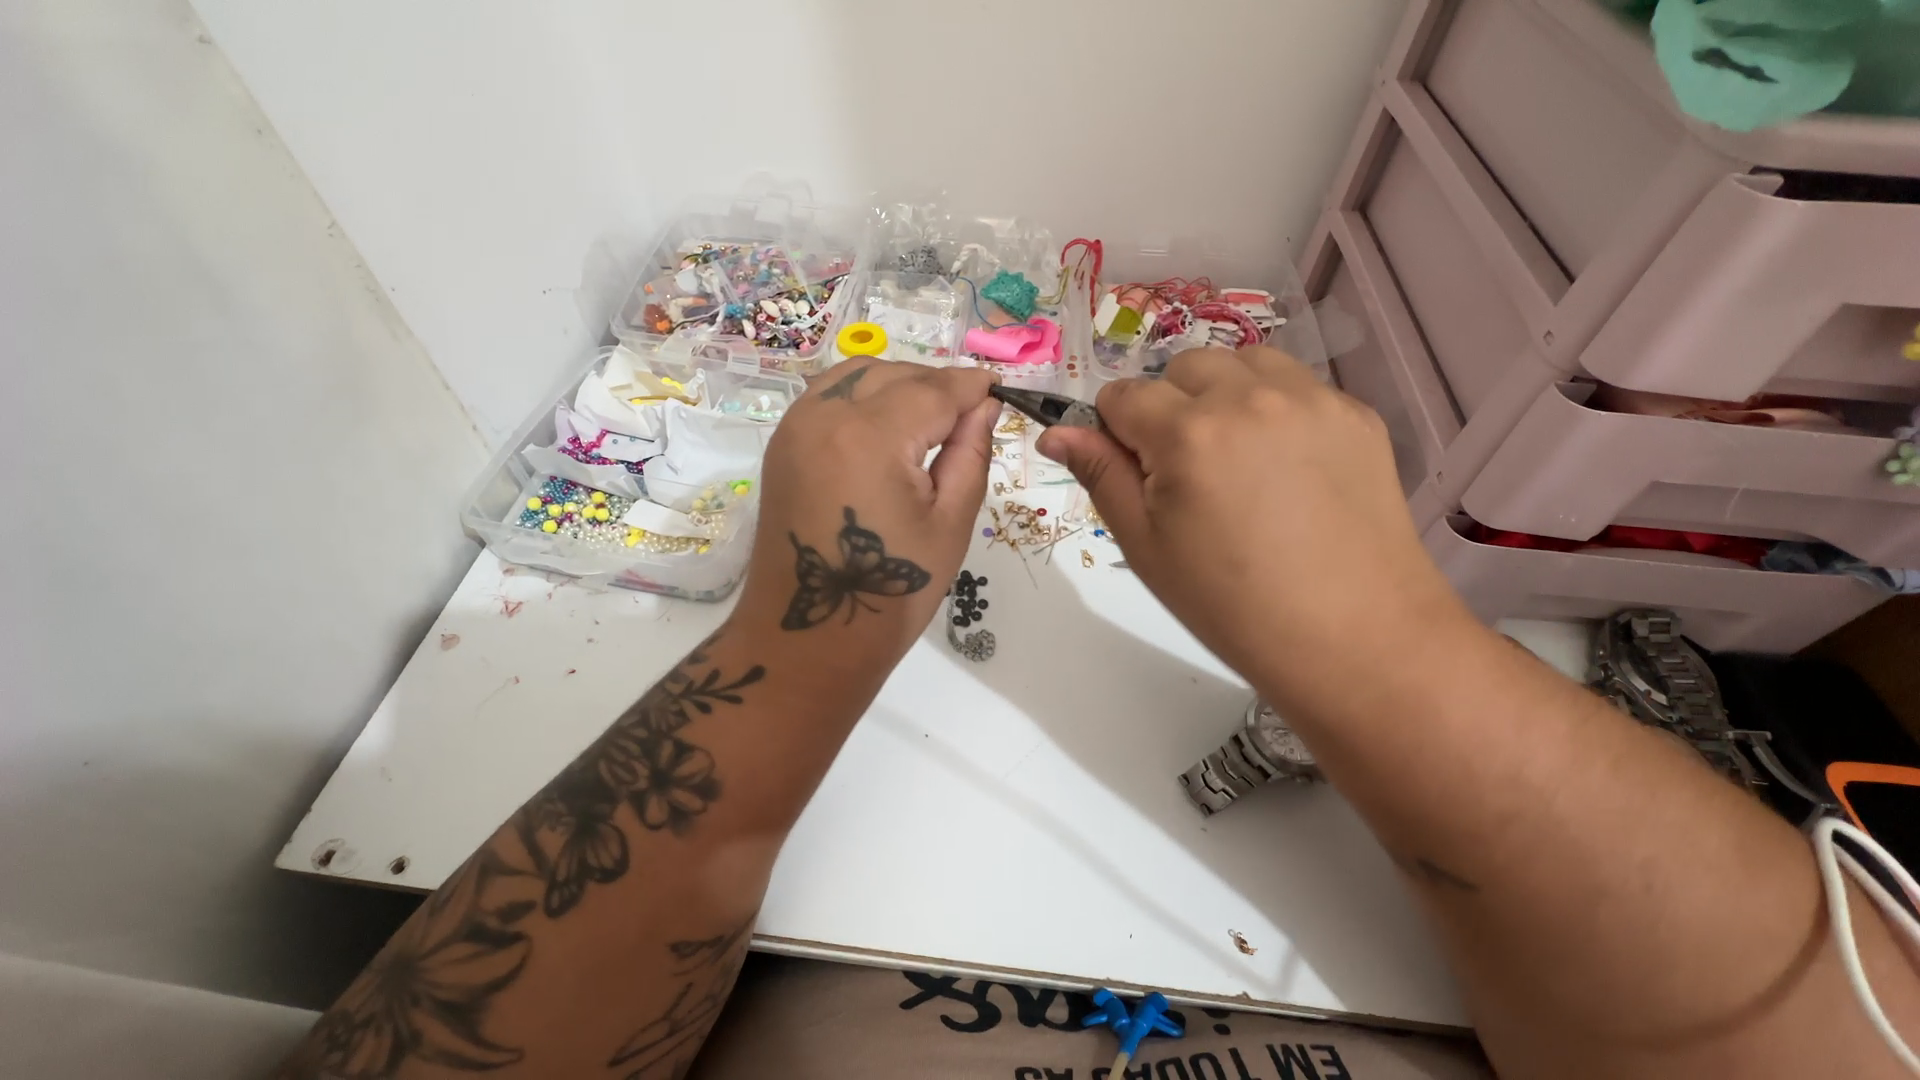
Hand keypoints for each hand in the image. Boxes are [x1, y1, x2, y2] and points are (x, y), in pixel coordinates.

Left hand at [729, 358, 998, 676]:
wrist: (810, 638)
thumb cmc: (891, 592)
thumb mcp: (950, 524)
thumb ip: (970, 453)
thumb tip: (984, 407)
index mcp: (871, 436)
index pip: (933, 390)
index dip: (971, 387)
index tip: (999, 390)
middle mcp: (826, 416)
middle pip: (894, 374)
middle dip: (936, 385)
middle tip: (969, 416)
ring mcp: (796, 428)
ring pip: (856, 375)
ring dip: (898, 385)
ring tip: (931, 421)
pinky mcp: (783, 445)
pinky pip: (828, 396)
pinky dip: (863, 397)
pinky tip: (888, 429)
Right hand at [1036, 346, 1468, 705]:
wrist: (1354, 638)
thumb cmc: (1231, 605)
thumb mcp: (1146, 547)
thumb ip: (1100, 476)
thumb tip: (1055, 430)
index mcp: (1187, 433)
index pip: (1123, 396)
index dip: (1117, 432)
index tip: (1137, 473)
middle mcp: (1249, 397)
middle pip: (1183, 368)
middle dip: (1172, 408)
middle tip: (1190, 473)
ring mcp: (1311, 399)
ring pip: (1243, 364)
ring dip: (1225, 395)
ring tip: (1237, 458)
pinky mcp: (1356, 414)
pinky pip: (1297, 386)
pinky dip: (1277, 410)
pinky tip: (1288, 469)